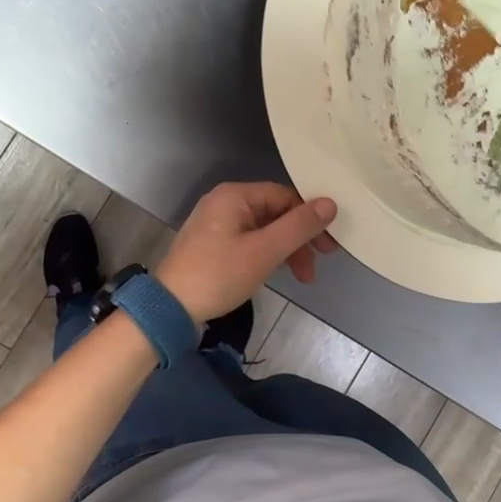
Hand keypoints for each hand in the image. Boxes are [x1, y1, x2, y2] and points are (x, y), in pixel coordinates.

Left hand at [153, 183, 337, 322]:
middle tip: (315, 268)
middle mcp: (224, 201)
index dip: (310, 218)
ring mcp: (216, 222)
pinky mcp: (211, 243)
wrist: (170, 305)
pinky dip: (266, 254)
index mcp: (234, 195)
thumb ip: (299, 227)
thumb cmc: (219, 275)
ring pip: (263, 229)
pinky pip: (248, 240)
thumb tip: (330, 203)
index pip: (284, 196)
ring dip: (285, 250)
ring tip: (301, 278)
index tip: (329, 247)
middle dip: (298, 239)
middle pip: (275, 212)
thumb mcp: (265, 251)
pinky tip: (276, 273)